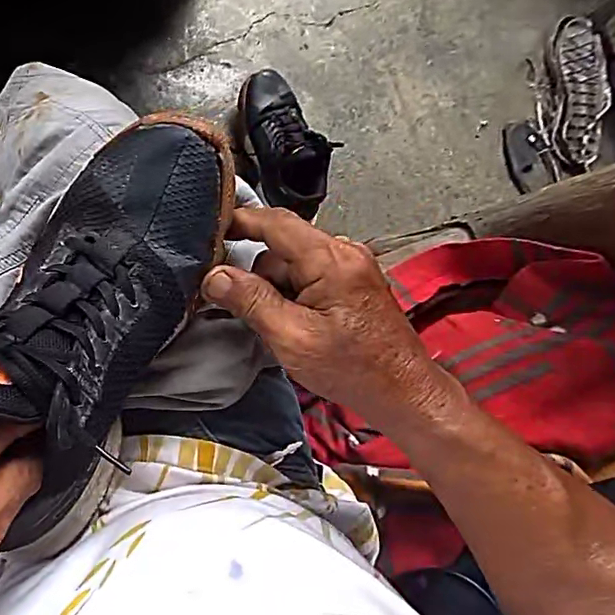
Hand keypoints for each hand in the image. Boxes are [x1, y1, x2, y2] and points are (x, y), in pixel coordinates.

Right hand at [203, 207, 460, 433]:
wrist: (402, 392)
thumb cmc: (358, 370)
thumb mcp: (291, 337)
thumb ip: (251, 301)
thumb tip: (216, 277)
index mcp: (332, 260)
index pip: (276, 222)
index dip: (239, 221)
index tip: (213, 227)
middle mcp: (345, 254)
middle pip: (281, 248)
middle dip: (258, 276)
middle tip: (248, 311)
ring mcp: (350, 268)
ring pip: (292, 265)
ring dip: (276, 291)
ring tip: (283, 329)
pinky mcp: (351, 284)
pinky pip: (309, 277)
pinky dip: (293, 297)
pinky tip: (296, 327)